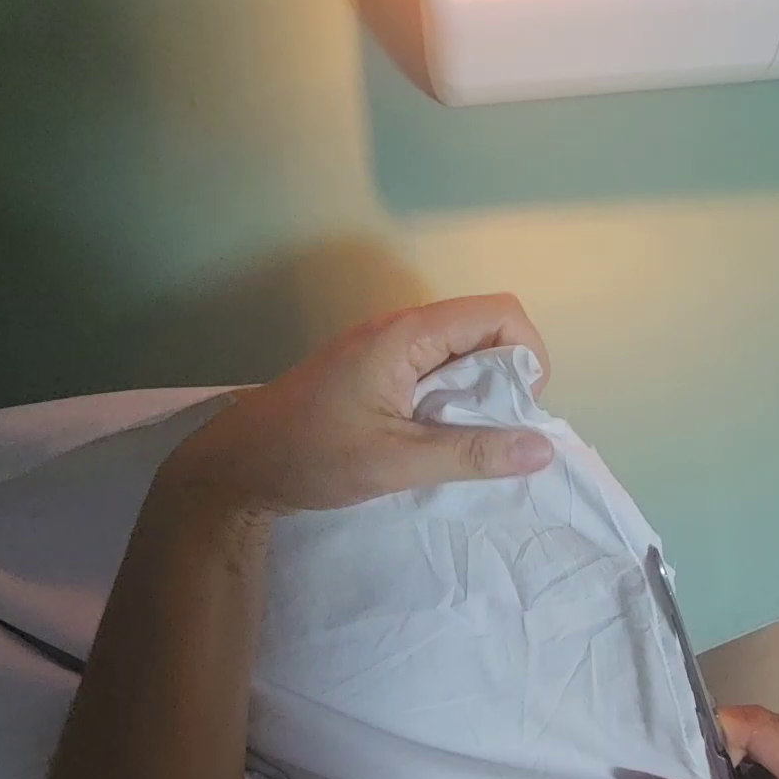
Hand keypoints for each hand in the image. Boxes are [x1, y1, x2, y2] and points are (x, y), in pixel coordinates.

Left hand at [162, 293, 556, 518]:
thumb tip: (544, 449)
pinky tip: (435, 439)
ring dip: (477, 394)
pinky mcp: (375, 371)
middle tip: (492, 435)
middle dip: (505, 379)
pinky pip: (435, 372)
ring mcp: (386, 349)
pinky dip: (451, 402)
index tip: (517, 409)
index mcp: (407, 335)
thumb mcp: (396, 461)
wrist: (235, 467)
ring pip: (460, 353)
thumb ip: (471, 453)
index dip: (526, 355)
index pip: (500, 312)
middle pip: (484, 329)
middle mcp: (400, 330)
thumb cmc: (310, 457)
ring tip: (464, 442)